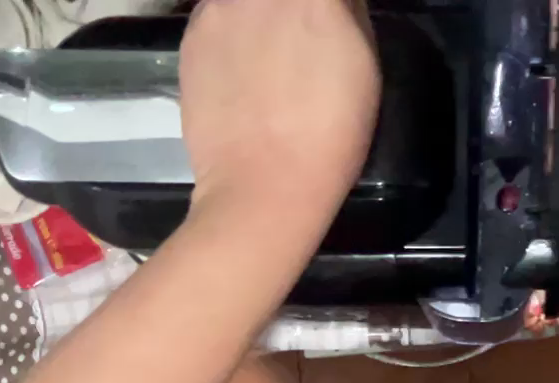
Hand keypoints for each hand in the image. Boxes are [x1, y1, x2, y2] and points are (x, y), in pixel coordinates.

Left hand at [180, 0, 380, 232]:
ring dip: (257, 20)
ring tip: (266, 67)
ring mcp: (222, 5)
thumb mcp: (365, 71)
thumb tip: (339, 4)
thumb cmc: (331, 140)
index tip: (329, 29)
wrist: (263, 188)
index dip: (328, 13)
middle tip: (297, 52)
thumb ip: (349, 16)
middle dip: (291, 14)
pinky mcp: (192, 33)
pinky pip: (216, 17)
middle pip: (281, 0)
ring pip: (245, 4)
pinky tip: (239, 79)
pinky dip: (230, 37)